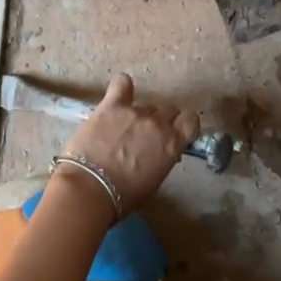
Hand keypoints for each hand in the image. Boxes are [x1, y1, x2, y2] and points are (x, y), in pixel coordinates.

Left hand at [57, 73, 195, 214]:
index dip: (183, 125)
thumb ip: (163, 158)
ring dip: (139, 115)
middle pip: (167, 110)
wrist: (90, 189)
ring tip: (122, 130)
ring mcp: (134, 111)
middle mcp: (157, 123)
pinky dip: (122, 88)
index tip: (175, 133)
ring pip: (145, 104)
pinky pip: (121, 84)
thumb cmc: (123, 196)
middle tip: (145, 137)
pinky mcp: (110, 105)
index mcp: (172, 143)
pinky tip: (118, 97)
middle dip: (160, 122)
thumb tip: (162, 149)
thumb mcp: (154, 180)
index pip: (191, 120)